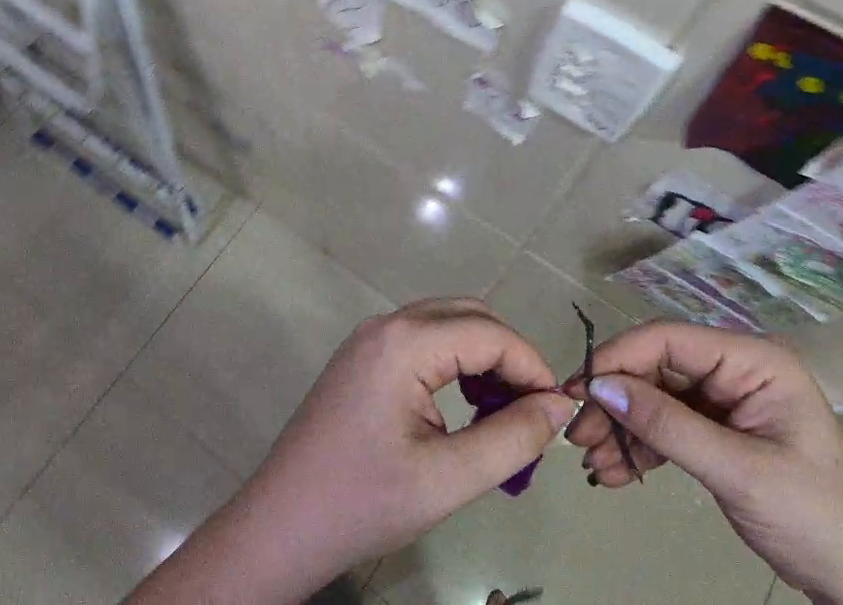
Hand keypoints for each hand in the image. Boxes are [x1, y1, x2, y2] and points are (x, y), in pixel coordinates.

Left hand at [125, 299, 574, 604]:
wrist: (282, 526)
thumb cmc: (364, 503)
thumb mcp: (448, 479)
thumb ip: (513, 438)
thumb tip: (559, 407)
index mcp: (404, 343)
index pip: (490, 333)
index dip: (532, 368)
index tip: (558, 413)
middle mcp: (386, 325)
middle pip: (469, 316)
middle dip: (509, 357)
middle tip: (534, 412)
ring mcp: (369, 339)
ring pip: (447, 325)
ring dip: (484, 359)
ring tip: (505, 414)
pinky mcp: (362, 359)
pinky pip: (423, 342)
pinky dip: (455, 364)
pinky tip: (466, 408)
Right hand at [565, 323, 842, 604]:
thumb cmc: (816, 518)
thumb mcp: (738, 471)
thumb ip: (668, 425)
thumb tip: (600, 388)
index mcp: (754, 362)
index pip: (669, 339)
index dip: (619, 359)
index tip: (577, 391)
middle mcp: (737, 373)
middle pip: (657, 369)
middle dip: (616, 402)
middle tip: (579, 437)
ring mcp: (728, 404)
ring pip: (655, 400)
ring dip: (622, 430)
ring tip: (594, 464)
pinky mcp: (720, 435)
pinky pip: (667, 430)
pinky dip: (640, 450)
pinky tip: (615, 474)